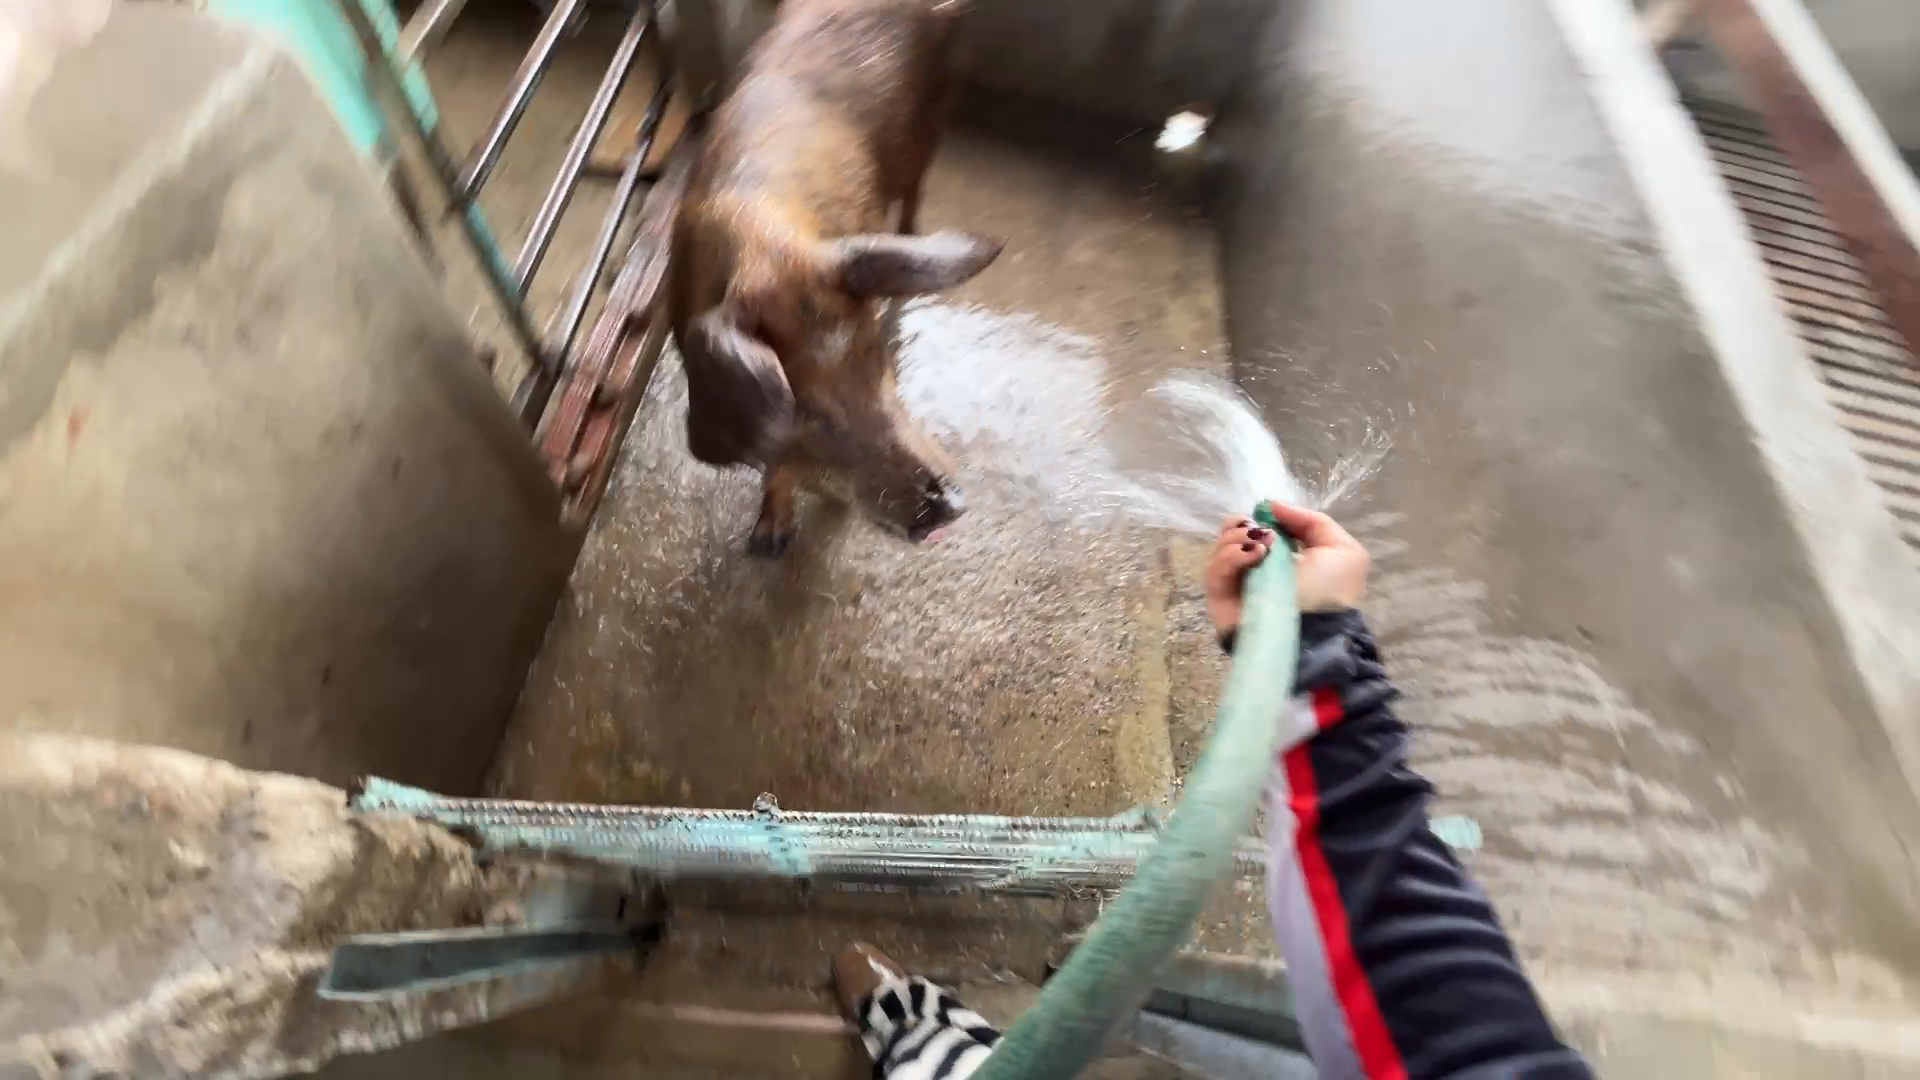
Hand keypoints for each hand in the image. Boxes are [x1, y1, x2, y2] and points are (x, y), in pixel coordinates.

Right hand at [1205, 502, 1370, 638]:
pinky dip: (1231, 556)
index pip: (1259, 528)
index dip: (1261, 516)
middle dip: (1242, 524)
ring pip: (1221, 547)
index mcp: (1283, 558)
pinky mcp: (1219, 596)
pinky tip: (1253, 557)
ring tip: (1261, 547)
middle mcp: (1256, 568)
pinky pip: (1215, 568)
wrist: (1312, 633)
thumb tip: (1271, 506)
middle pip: (1233, 533)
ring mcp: (1235, 582)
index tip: (1267, 512)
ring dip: (1238, 538)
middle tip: (1259, 531)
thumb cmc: (1331, 593)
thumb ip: (1312, 521)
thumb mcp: (1343, 550)